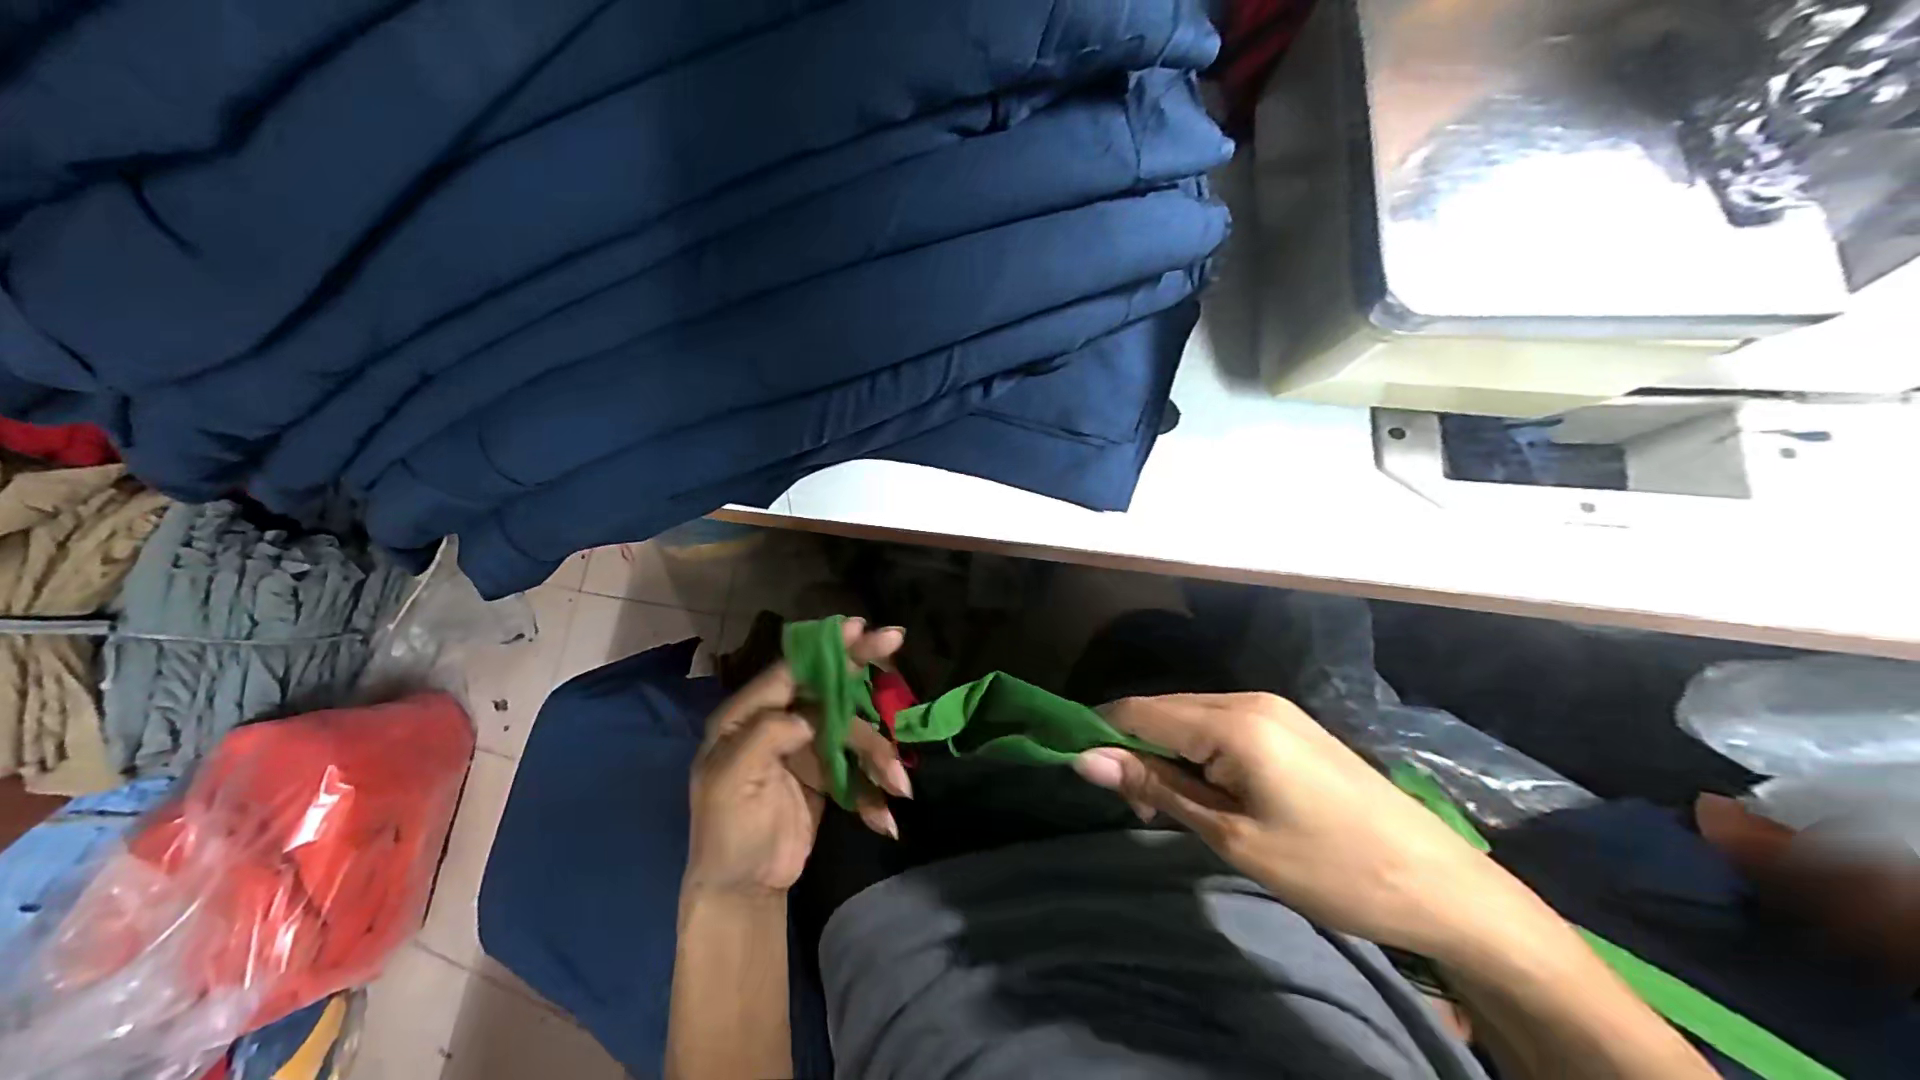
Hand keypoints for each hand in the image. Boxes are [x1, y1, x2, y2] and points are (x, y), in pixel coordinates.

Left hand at [685, 619, 908, 894]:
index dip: (825, 648)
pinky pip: (859, 769)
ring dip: (879, 756)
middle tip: (894, 640)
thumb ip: (764, 738)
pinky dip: (874, 792)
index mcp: (748, 718)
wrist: (744, 890)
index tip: (859, 627)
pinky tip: (884, 818)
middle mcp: (779, 724)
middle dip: (862, 672)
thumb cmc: (728, 832)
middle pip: (828, 690)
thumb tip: (807, 717)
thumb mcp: (730, 782)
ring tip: (898, 787)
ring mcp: (806, 749)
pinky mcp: (828, 776)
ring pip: (853, 733)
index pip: (790, 672)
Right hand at [1073, 692, 1556, 960]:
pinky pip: (1219, 725)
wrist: (1440, 885)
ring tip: (1171, 809)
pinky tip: (1206, 791)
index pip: (1138, 712)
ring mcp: (1273, 708)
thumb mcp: (1231, 835)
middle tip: (1137, 811)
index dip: (1102, 739)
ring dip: (1166, 755)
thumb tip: (1084, 759)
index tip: (1088, 780)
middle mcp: (1249, 699)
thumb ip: (1155, 788)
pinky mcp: (1288, 724)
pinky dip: (1197, 753)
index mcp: (1233, 721)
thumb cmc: (1329, 868)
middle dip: (1135, 750)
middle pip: (1162, 709)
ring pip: (1189, 717)